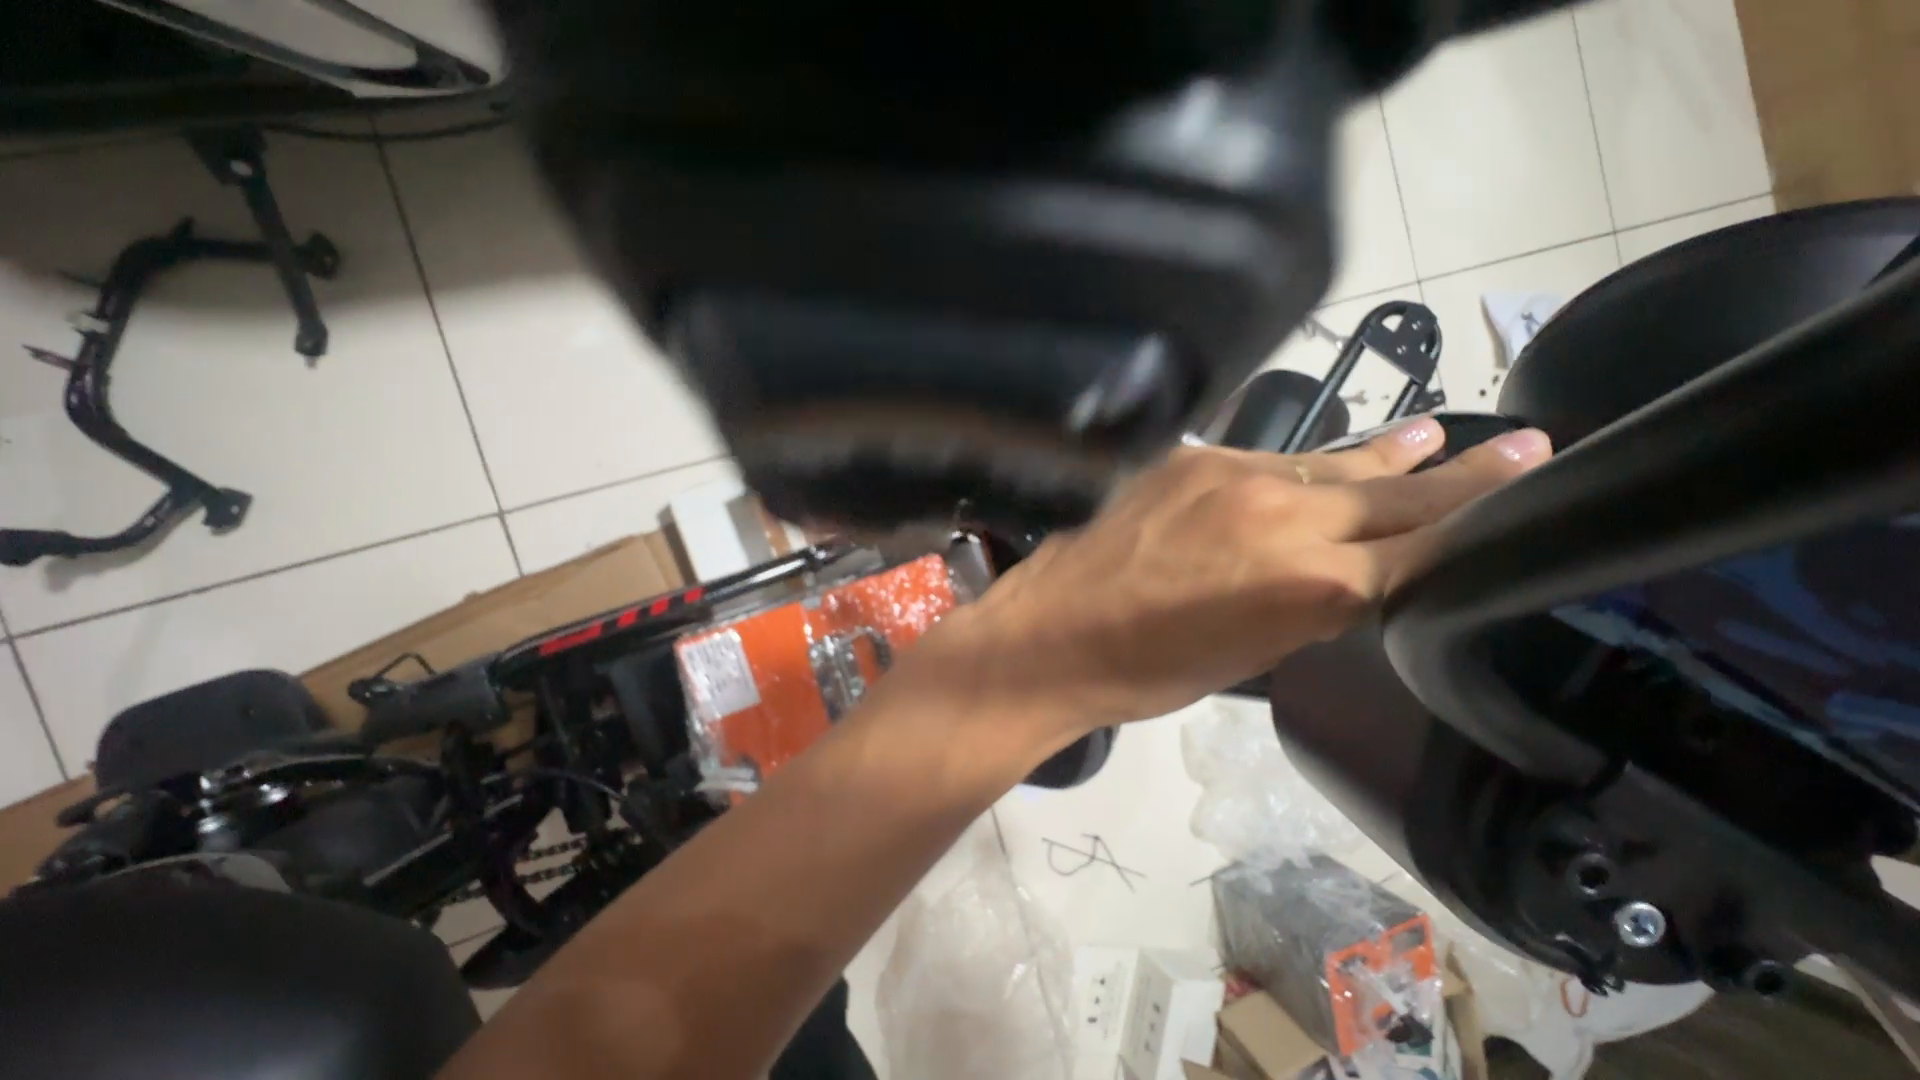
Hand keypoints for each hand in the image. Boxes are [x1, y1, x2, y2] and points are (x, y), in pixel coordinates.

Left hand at [897, 418, 1552, 761]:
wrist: (1054, 637)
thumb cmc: (1150, 673)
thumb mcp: (1255, 655)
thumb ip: (1315, 604)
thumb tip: (1352, 573)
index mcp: (1312, 584)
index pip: (1420, 541)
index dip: (1482, 510)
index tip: (1533, 473)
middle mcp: (1284, 517)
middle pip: (1388, 492)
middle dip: (1458, 473)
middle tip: (1524, 443)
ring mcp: (1233, 478)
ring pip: (1330, 466)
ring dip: (1385, 454)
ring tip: (1436, 434)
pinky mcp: (1191, 461)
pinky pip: (1267, 460)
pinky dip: (1304, 467)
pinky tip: (1324, 461)